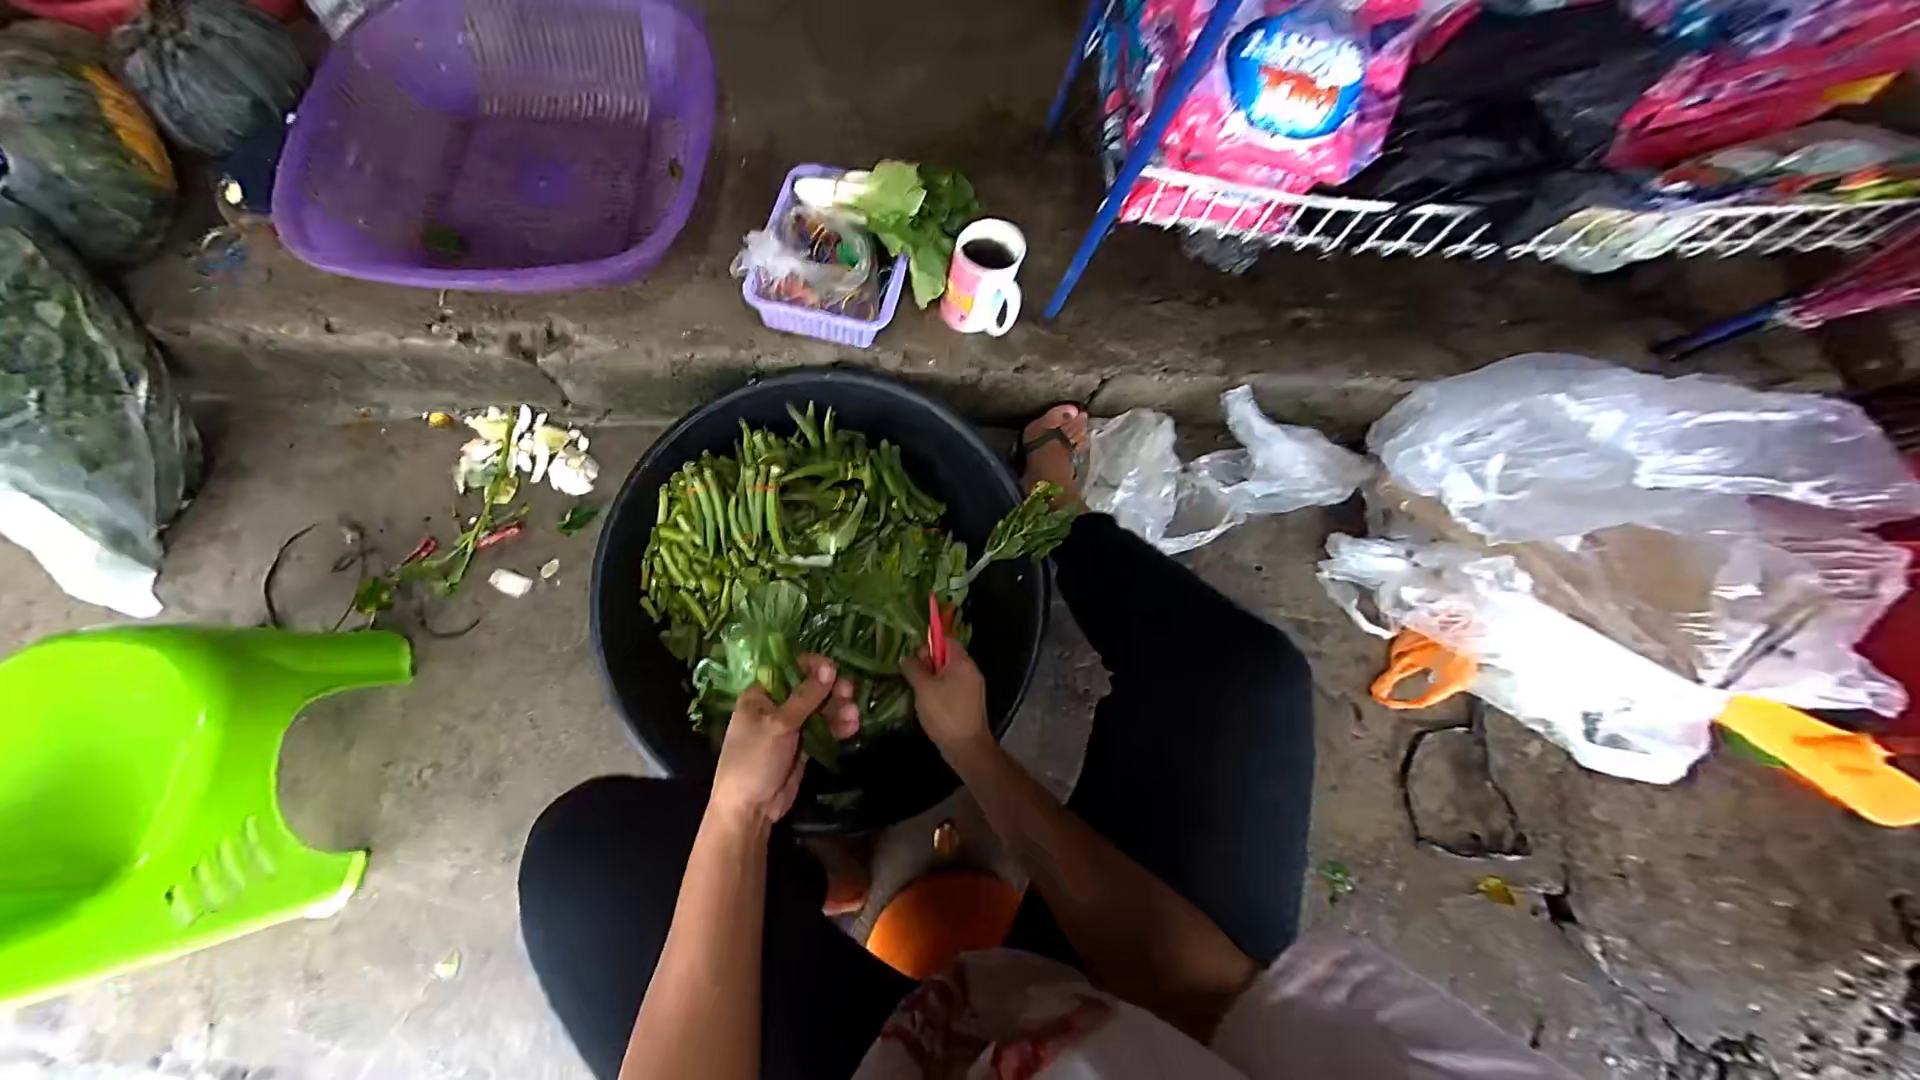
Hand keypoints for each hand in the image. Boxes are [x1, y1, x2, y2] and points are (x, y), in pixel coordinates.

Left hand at [711, 655, 860, 827]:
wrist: (749, 810)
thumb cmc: (754, 759)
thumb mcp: (779, 724)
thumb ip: (806, 696)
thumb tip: (830, 667)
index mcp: (761, 694)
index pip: (790, 668)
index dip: (813, 667)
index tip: (833, 671)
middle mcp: (777, 705)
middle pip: (810, 688)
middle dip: (832, 689)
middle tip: (849, 692)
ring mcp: (791, 726)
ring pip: (821, 708)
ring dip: (839, 709)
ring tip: (853, 715)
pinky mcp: (804, 745)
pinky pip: (824, 728)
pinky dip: (838, 726)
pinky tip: (852, 727)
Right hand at [901, 641, 990, 760]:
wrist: (967, 747)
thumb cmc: (945, 713)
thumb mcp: (923, 688)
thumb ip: (913, 669)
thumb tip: (907, 657)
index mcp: (962, 662)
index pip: (946, 639)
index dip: (929, 644)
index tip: (915, 658)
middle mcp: (971, 670)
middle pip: (947, 656)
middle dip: (928, 664)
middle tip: (914, 677)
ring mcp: (973, 686)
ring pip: (948, 673)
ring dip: (932, 679)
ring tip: (918, 691)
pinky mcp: (970, 701)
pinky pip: (953, 687)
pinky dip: (940, 690)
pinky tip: (929, 704)